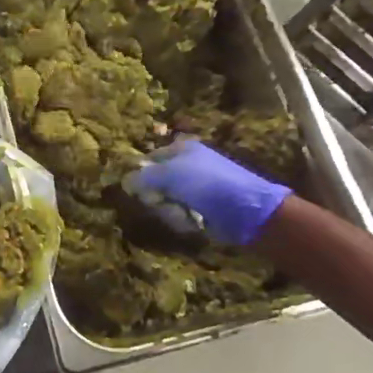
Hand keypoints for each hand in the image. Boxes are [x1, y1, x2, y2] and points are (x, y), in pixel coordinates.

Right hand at [126, 140, 291, 245]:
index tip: (136, 190)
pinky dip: (183, 220)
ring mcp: (196, 187)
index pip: (150, 159)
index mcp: (182, 149)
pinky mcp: (203, 206)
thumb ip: (145, 177)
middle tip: (161, 202)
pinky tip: (192, 223)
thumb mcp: (171, 175)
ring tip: (182, 214)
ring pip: (167, 200)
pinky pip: (181, 213)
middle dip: (157, 196)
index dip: (141, 174)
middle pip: (156, 182)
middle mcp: (188, 165)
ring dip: (170, 210)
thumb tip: (125, 181)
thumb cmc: (207, 185)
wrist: (246, 210)